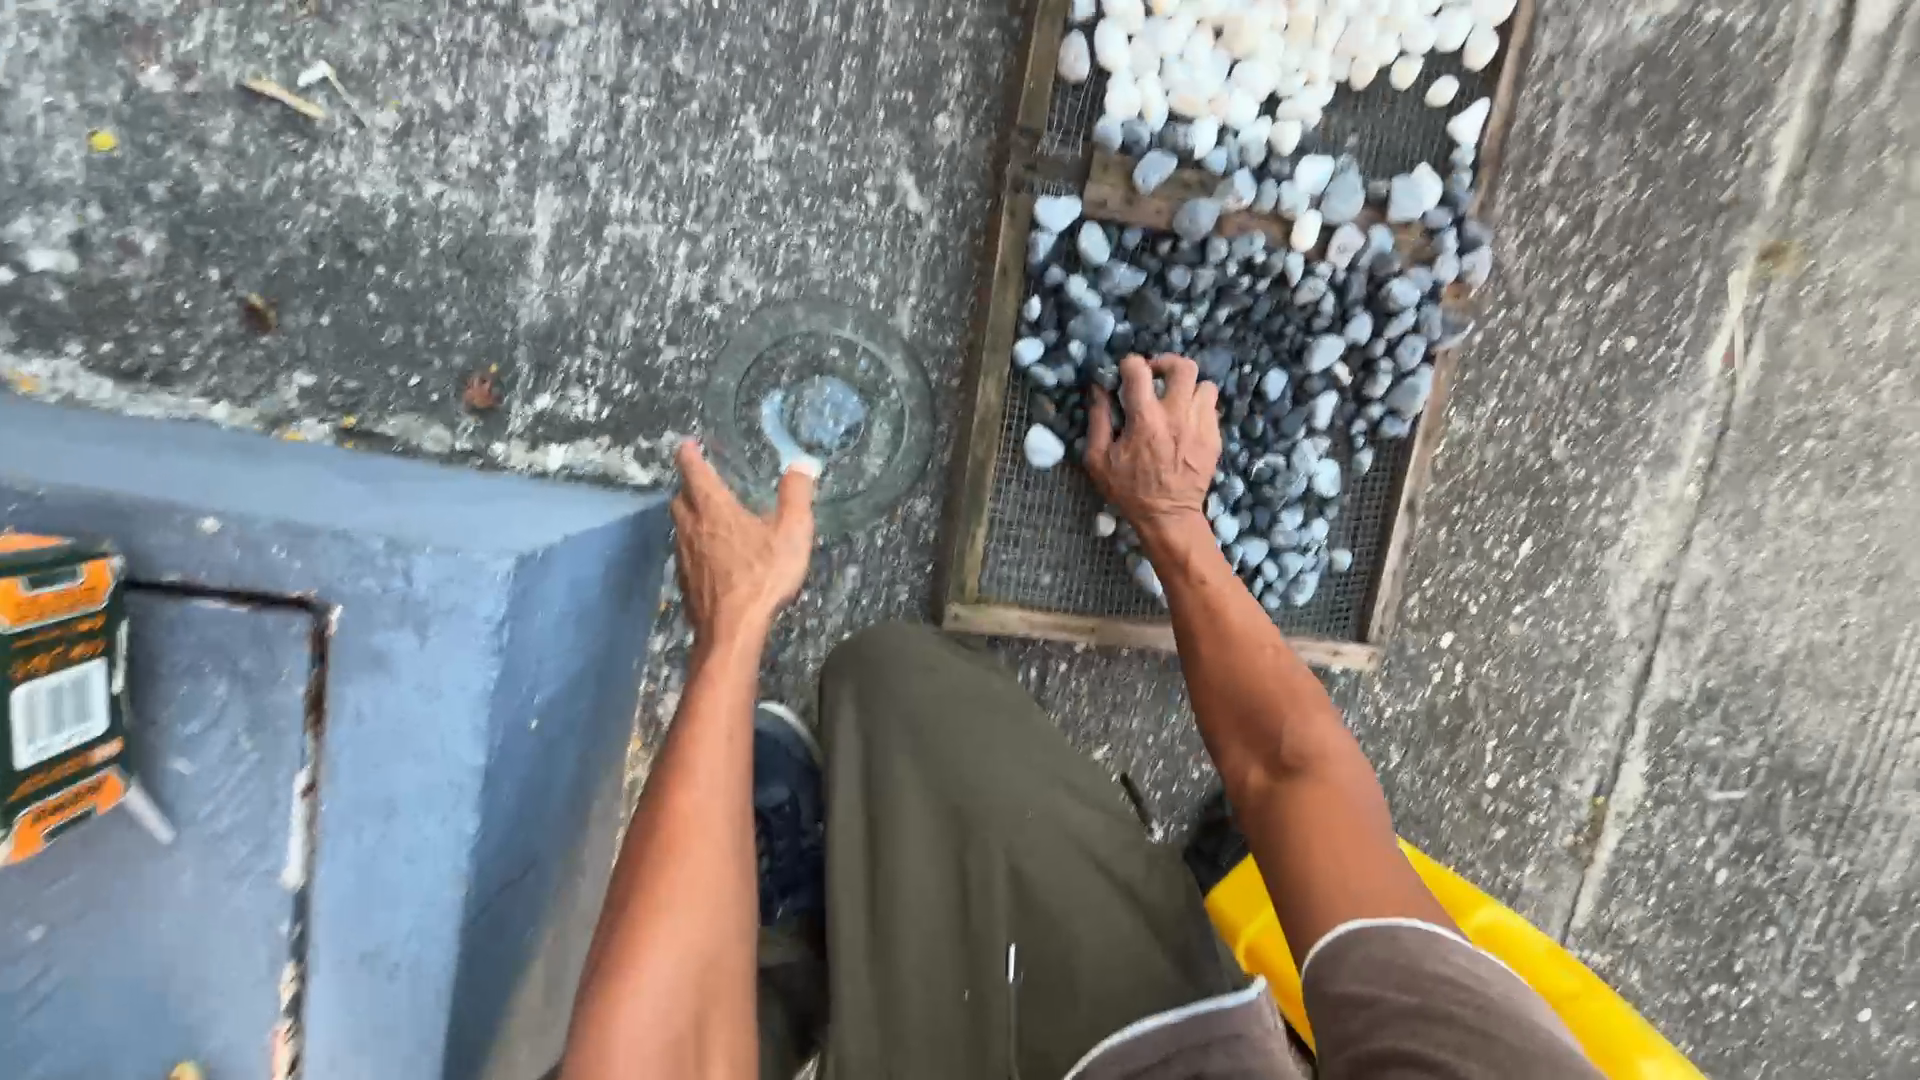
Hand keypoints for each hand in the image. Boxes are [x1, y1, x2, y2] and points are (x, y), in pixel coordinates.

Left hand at [670, 440, 816, 642]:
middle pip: (680, 499)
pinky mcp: (686, 581)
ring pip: (681, 527)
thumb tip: (802, 464)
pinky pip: (686, 553)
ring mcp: (684, 556)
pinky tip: (713, 556)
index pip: (695, 472)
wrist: (732, 629)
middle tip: (701, 482)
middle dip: (688, 487)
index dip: (689, 455)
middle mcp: (692, 528)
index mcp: (715, 510)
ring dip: (690, 516)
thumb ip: (796, 496)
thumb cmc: (763, 576)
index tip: (686, 444)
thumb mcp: (791, 533)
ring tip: (709, 517)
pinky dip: (696, 545)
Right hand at [1085, 353, 1220, 544]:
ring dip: (1187, 388)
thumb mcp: (1098, 459)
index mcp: (1144, 419)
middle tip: (1156, 377)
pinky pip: (1211, 408)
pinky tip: (1185, 423)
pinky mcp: (1214, 438)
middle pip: (1183, 367)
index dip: (1129, 364)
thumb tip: (1098, 388)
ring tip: (1175, 401)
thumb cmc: (1128, 490)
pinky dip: (1198, 408)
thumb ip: (1098, 419)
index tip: (1126, 373)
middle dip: (1166, 364)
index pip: (1139, 369)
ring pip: (1204, 385)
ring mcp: (1200, 426)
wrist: (1168, 516)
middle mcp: (1176, 415)